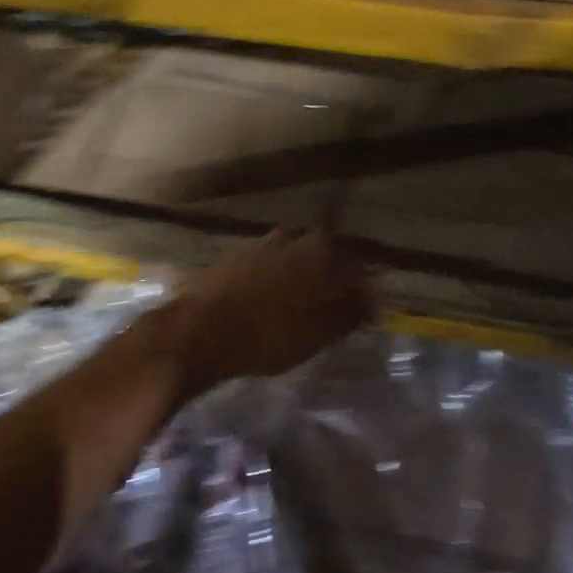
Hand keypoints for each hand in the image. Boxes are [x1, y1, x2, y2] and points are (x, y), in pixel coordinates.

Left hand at [172, 229, 372, 390]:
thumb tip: (371, 306)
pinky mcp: (235, 255)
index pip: (357, 267)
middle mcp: (295, 237)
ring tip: (303, 307)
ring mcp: (262, 243)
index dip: (365, 292)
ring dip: (304, 278)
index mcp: (322, 252)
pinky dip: (278, 280)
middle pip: (326, 256)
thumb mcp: (318, 334)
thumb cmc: (269, 334)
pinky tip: (272, 302)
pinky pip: (269, 264)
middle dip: (334, 281)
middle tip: (335, 311)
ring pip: (295, 258)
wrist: (200, 330)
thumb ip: (349, 316)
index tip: (366, 315)